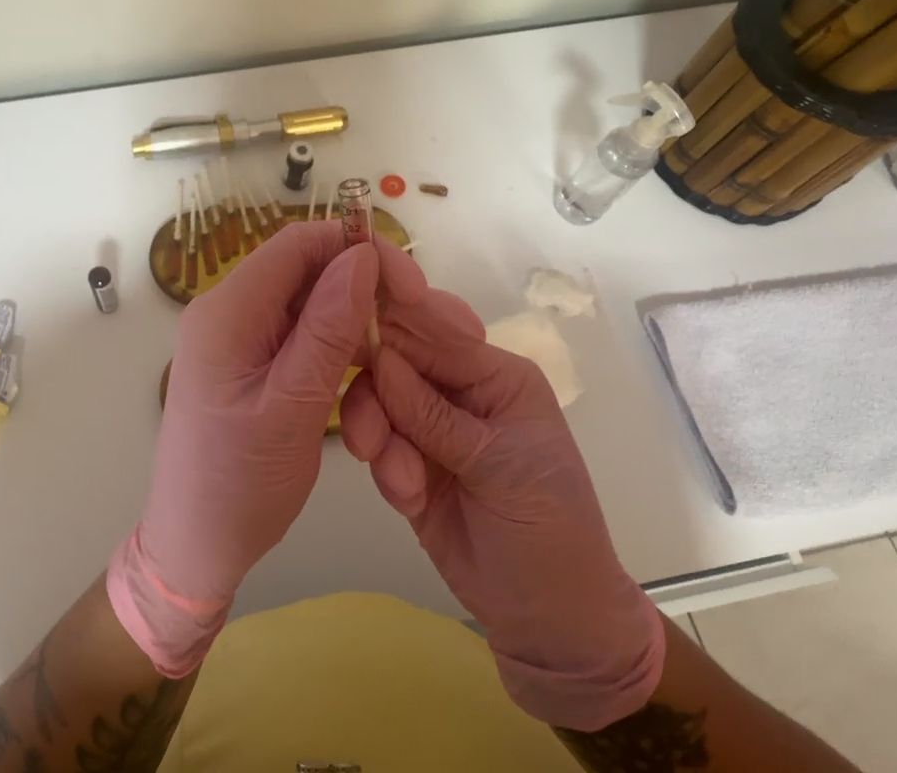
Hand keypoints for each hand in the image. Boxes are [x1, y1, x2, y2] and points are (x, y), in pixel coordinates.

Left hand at [108, 221, 376, 676]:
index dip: (358, 250)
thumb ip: (328, 330)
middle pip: (304, 269)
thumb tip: (363, 258)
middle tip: (416, 321)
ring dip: (354, 318)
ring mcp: (237, 339)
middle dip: (362, 285)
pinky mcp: (250, 365)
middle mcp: (227, 313)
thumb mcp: (292, 406)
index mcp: (226, 313)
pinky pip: (300, 334)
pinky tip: (367, 368)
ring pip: (307, 301)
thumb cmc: (238, 484)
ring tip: (399, 350)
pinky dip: (336, 344)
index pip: (297, 245)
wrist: (196, 544)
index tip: (411, 284)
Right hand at [338, 241, 664, 730]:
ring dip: (377, 436)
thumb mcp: (503, 466)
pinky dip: (383, 467)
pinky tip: (407, 496)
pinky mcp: (408, 466)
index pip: (436, 325)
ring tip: (401, 479)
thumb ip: (435, 414)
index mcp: (495, 375)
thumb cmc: (548, 529)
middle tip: (364, 428)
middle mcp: (458, 392)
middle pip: (395, 359)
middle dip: (376, 388)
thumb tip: (379, 359)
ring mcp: (430, 429)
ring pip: (376, 402)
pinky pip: (376, 445)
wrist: (547, 616)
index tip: (348, 280)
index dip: (394, 301)